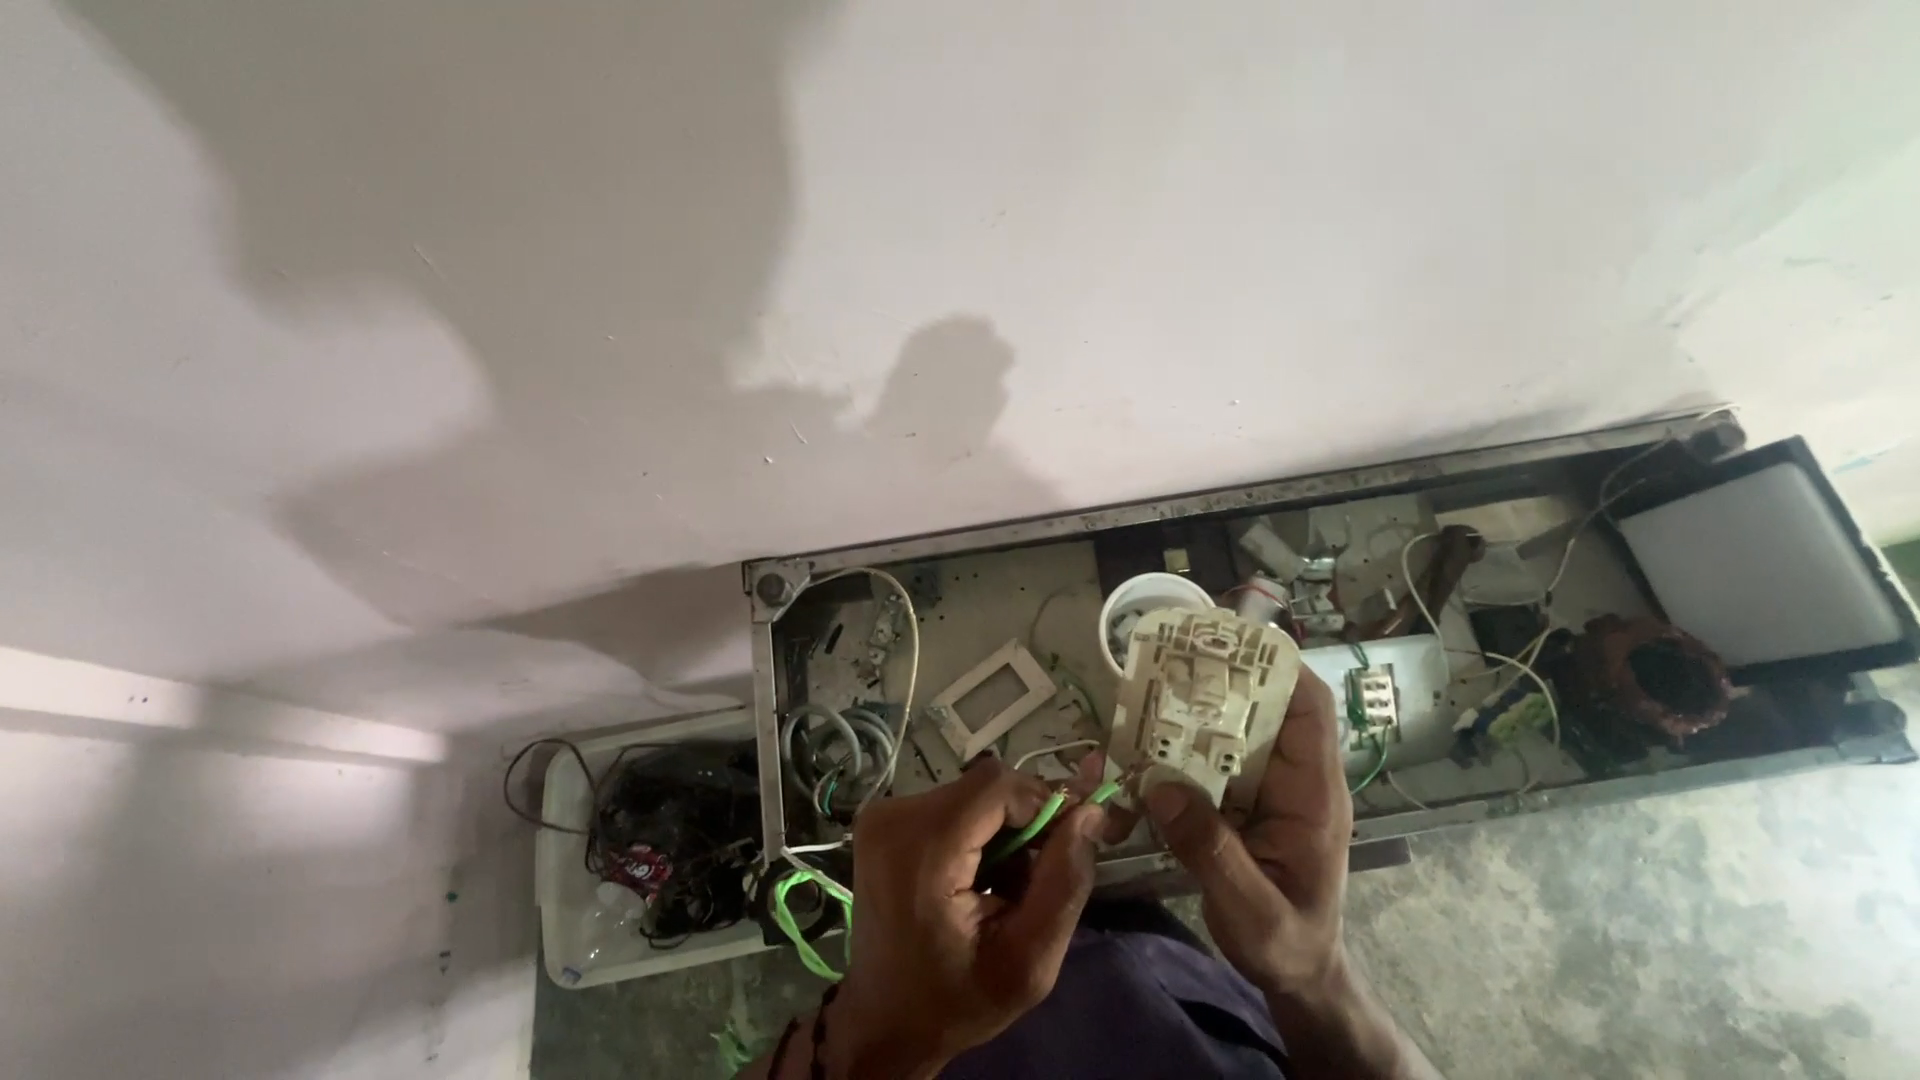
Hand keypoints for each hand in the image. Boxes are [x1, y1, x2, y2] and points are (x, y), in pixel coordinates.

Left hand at [826, 758, 1105, 1077]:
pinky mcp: (883, 820)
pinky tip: (979, 877)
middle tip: (1039, 876)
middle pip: (986, 786)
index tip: (1068, 846)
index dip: (1044, 804)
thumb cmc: (955, 1000)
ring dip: (1003, 829)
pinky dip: (977, 831)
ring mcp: (883, 815)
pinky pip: (951, 803)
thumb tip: (1090, 812)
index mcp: (922, 849)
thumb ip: (1063, 882)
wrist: (884, 1021)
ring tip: (1007, 886)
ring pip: (972, 793)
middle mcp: (894, 816)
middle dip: (1025, 822)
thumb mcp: (1028, 961)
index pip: (999, 785)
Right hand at [1143, 666, 1349, 997]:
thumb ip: (1209, 851)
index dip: (1279, 668)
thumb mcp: (1250, 910)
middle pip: (1264, 708)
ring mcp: (1266, 789)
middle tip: (1166, 660)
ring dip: (1192, 712)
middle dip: (1219, 680)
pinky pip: (1211, 761)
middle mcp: (1292, 779)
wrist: (1298, 975)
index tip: (1229, 641)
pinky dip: (1181, 748)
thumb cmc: (1288, 943)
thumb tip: (1158, 784)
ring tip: (1145, 693)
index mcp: (1314, 794)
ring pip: (1233, 731)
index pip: (1310, 710)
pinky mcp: (1241, 802)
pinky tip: (1144, 746)